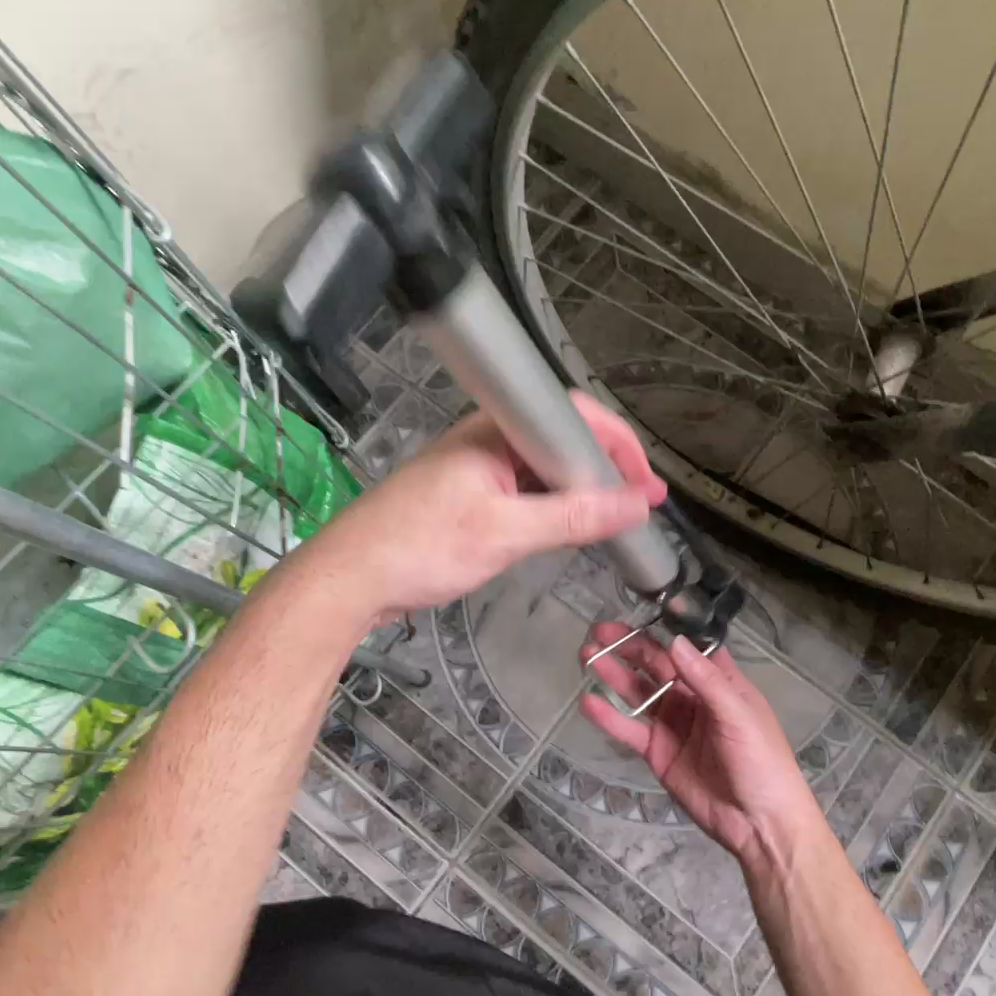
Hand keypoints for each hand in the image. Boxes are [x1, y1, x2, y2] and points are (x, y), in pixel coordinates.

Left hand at [300, 392, 666, 617]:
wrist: (350, 579)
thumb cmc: (418, 547)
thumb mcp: (505, 533)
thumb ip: (574, 517)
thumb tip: (636, 505)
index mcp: (497, 430)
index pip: (573, 416)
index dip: (617, 444)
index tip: (645, 485)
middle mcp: (490, 439)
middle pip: (564, 439)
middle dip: (606, 468)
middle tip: (638, 504)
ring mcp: (480, 467)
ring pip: (547, 467)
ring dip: (582, 489)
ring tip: (615, 519)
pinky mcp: (472, 495)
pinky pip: (527, 489)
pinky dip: (555, 505)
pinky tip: (571, 527)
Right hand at [578, 623, 820, 866]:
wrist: (760, 824)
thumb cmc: (762, 761)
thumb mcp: (739, 715)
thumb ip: (706, 679)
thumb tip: (674, 642)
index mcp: (719, 683)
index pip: (688, 647)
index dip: (663, 629)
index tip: (636, 612)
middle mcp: (693, 697)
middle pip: (656, 665)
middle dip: (628, 647)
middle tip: (598, 632)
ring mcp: (673, 724)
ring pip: (638, 693)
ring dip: (613, 674)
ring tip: (587, 656)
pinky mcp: (658, 752)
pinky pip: (630, 729)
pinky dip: (609, 717)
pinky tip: (588, 702)